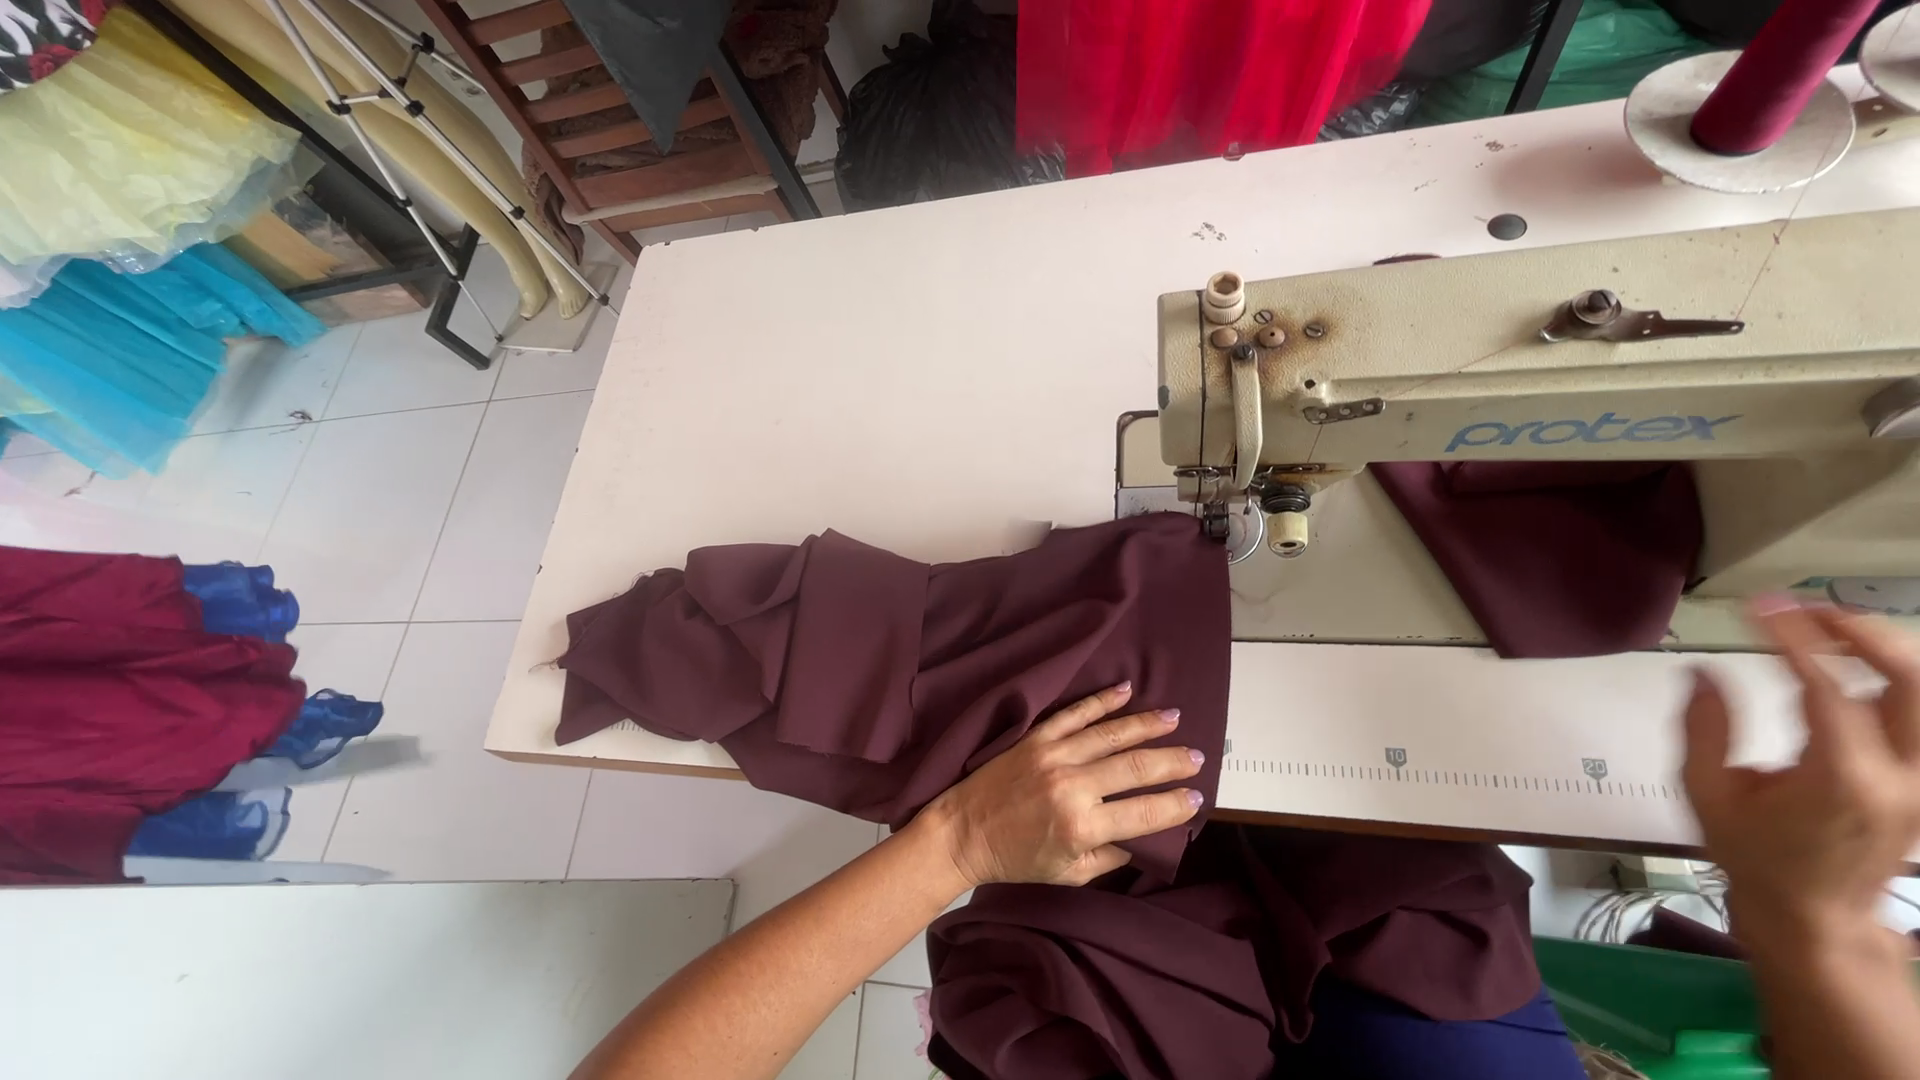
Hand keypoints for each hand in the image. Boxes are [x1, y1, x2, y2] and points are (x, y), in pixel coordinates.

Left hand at [915, 682, 1204, 888]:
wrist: (963, 832)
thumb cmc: (1015, 859)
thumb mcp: (1070, 874)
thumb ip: (1111, 856)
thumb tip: (1145, 836)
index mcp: (1082, 827)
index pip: (1144, 813)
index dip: (1175, 805)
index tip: (1197, 797)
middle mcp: (1072, 787)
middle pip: (1135, 767)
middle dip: (1171, 762)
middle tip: (1196, 757)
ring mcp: (1053, 757)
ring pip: (1110, 734)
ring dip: (1146, 725)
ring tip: (1174, 717)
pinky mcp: (1035, 739)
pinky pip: (1074, 714)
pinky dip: (1101, 701)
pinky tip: (1125, 690)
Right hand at [1683, 598, 1919, 937]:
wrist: (1815, 912)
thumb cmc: (1751, 851)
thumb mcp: (1706, 793)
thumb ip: (1704, 730)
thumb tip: (1701, 673)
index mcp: (1840, 779)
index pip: (1827, 690)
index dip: (1792, 641)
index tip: (1759, 609)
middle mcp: (1901, 777)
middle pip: (1914, 685)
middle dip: (1865, 635)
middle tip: (1811, 609)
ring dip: (1886, 654)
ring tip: (1833, 628)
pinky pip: (1919, 719)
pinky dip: (1893, 682)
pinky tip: (1855, 668)